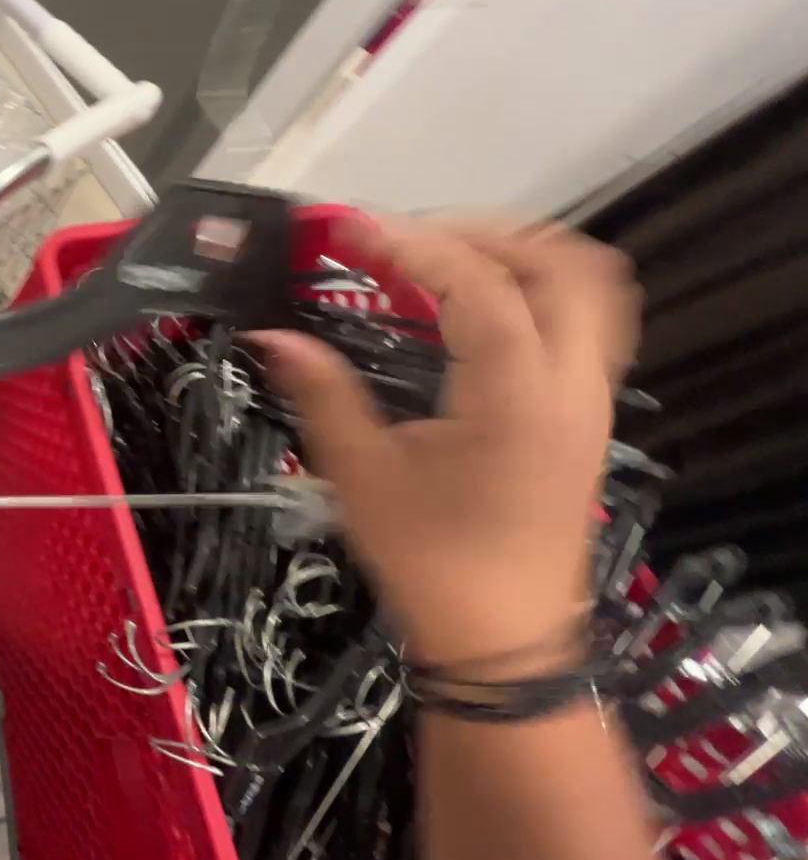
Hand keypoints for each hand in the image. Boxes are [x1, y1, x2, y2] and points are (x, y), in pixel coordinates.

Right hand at [256, 221, 639, 667]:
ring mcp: (587, 396)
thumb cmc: (425, 554)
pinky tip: (464, 311)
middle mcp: (571, 383)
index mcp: (515, 397)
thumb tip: (271, 335)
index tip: (349, 229)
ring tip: (433, 261)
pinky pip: (577, 322)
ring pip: (584, 288)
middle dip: (479, 233)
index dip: (412, 246)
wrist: (499, 630)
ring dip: (512, 256)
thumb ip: (321, 392)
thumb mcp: (358, 473)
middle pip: (561, 265)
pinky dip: (528, 291)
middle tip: (400, 240)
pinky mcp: (580, 412)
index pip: (478, 288)